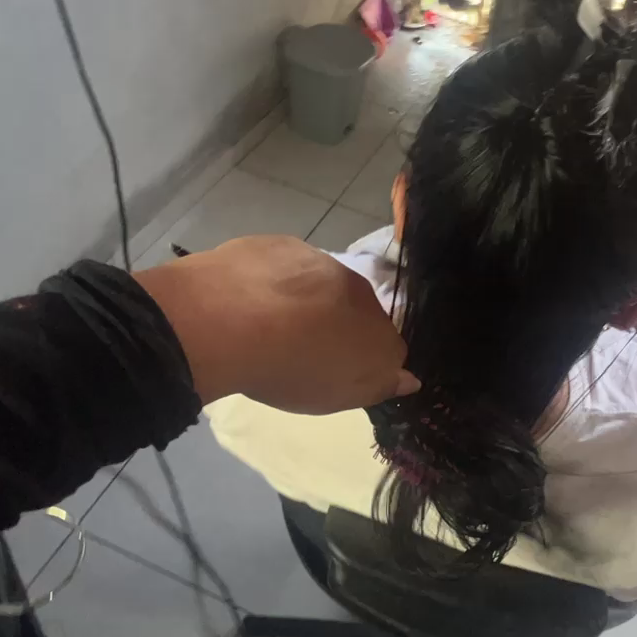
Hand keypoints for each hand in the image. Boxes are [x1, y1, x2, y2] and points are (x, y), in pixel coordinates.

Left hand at [134, 236, 418, 414]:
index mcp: (374, 318)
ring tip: (269, 326)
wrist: (227, 321)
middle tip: (303, 351)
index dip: (365, 357)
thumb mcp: (341, 394)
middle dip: (336, 323)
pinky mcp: (270, 243)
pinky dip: (271, 280)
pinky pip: (279, 265)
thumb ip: (380, 383)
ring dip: (304, 299)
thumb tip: (410, 378)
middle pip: (354, 305)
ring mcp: (310, 257)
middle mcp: (352, 281)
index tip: (339, 372)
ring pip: (317, 281)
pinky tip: (247, 300)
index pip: (386, 339)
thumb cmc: (292, 367)